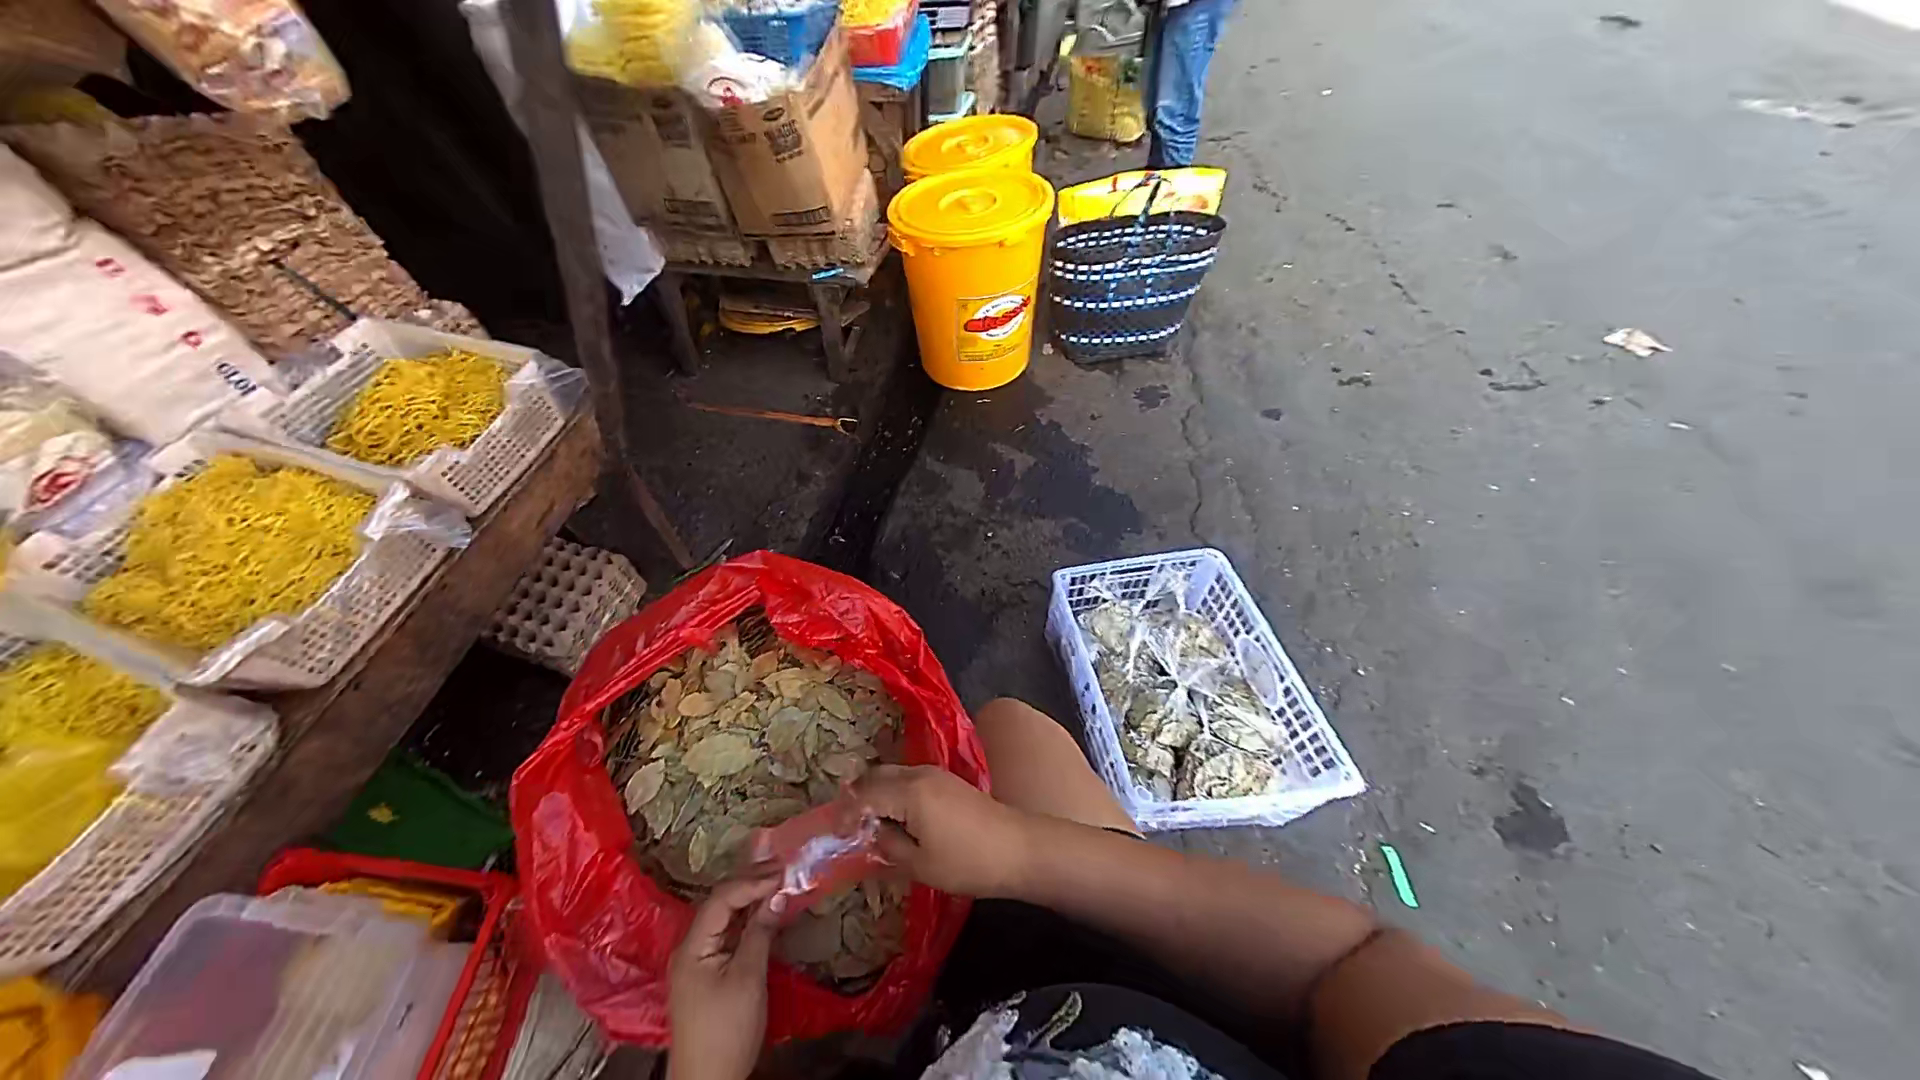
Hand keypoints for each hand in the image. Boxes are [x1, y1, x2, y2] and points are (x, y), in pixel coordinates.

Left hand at [668, 876, 782, 1079]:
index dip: (752, 882)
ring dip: (751, 901)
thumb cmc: (727, 1030)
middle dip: (751, 885)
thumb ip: (760, 932)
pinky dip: (748, 921)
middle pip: (720, 905)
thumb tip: (778, 894)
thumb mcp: (748, 978)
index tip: (783, 872)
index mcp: (692, 947)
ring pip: (724, 919)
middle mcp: (689, 948)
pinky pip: (727, 935)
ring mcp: (697, 962)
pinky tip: (766, 914)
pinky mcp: (707, 974)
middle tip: (784, 872)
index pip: (721, 899)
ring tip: (779, 885)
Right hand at [854, 765, 1034, 898]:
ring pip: (894, 775)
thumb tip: (871, 837)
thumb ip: (889, 847)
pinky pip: (910, 779)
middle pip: (876, 776)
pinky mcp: (949, 781)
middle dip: (858, 797)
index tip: (837, 835)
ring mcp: (937, 774)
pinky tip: (897, 818)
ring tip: (869, 824)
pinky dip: (895, 793)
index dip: (847, 813)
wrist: (1019, 848)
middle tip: (848, 826)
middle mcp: (920, 773)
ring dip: (877, 794)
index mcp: (909, 791)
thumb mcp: (920, 864)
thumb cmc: (967, 861)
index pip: (864, 794)